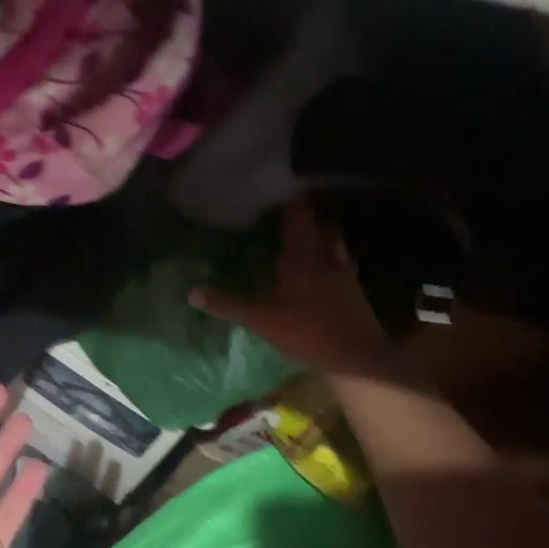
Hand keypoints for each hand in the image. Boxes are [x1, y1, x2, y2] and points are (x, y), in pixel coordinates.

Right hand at [191, 200, 397, 376]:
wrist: (356, 358)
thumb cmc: (306, 331)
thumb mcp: (261, 319)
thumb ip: (228, 304)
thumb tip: (192, 292)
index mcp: (304, 259)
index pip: (299, 220)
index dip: (292, 203)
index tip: (284, 190)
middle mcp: (328, 261)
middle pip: (324, 230)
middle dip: (312, 220)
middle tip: (297, 216)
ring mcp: (346, 279)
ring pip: (337, 249)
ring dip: (326, 241)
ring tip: (312, 242)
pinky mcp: (356, 297)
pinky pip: (344, 271)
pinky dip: (334, 267)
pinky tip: (326, 278)